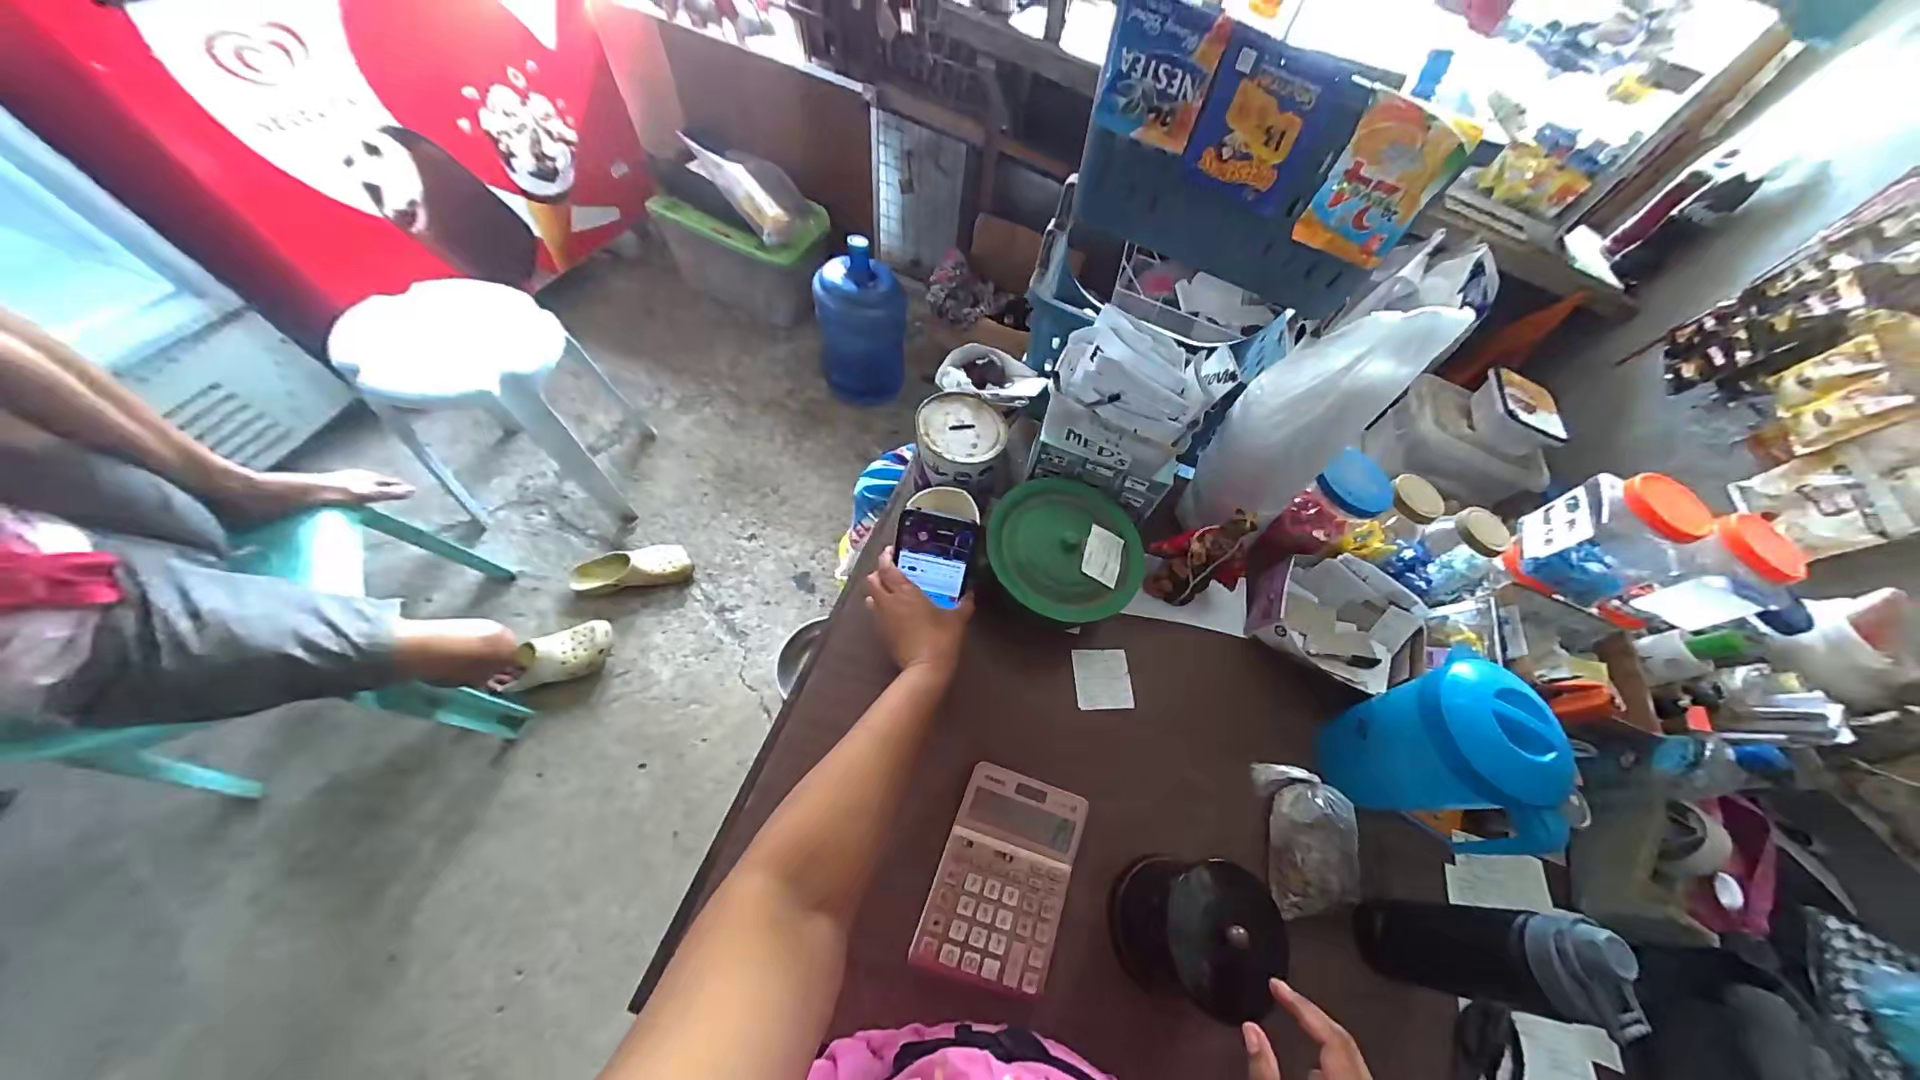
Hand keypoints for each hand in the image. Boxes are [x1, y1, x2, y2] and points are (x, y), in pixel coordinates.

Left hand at [865, 546, 972, 676]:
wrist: (925, 669)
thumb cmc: (941, 638)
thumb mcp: (958, 618)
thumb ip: (964, 602)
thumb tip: (970, 594)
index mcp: (905, 591)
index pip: (886, 567)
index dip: (886, 556)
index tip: (891, 551)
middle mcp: (888, 601)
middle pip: (871, 580)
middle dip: (878, 573)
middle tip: (891, 572)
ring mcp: (881, 619)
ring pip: (870, 597)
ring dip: (877, 591)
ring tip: (891, 591)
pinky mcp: (880, 634)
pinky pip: (875, 614)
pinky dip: (881, 608)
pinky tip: (895, 613)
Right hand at [1244, 979, 1372, 1079]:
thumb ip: (1264, 1071)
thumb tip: (1250, 1030)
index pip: (1331, 1034)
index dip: (1301, 1004)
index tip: (1276, 984)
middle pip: (1343, 1041)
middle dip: (1310, 1015)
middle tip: (1283, 993)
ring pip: (1351, 1060)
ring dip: (1323, 1040)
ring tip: (1296, 1023)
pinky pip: (1354, 1074)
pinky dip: (1333, 1063)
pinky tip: (1314, 1070)